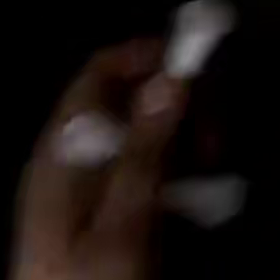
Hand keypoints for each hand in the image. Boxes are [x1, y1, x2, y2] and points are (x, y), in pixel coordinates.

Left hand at [10, 40, 188, 279]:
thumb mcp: (122, 224)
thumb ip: (145, 148)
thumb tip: (173, 76)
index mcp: (64, 149)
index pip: (101, 71)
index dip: (147, 55)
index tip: (196, 61)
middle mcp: (76, 155)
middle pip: (130, 96)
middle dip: (178, 100)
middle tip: (214, 127)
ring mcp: (92, 182)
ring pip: (145, 127)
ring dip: (184, 130)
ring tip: (212, 159)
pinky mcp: (110, 208)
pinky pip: (148, 160)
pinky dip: (177, 159)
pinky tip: (197, 184)